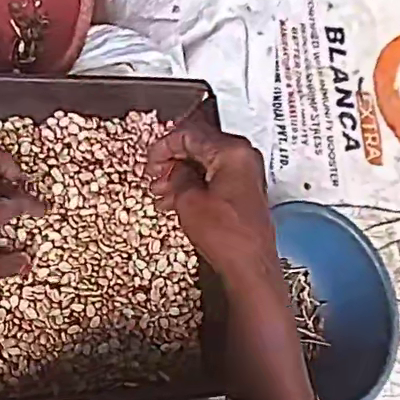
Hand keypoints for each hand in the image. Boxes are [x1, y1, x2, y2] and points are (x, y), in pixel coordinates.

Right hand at [144, 120, 278, 287]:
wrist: (249, 265)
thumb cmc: (226, 236)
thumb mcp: (189, 201)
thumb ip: (178, 176)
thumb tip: (174, 168)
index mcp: (231, 152)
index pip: (190, 134)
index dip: (164, 146)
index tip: (150, 160)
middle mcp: (243, 157)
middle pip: (199, 147)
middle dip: (172, 162)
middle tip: (154, 177)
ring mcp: (246, 174)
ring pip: (205, 165)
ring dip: (180, 177)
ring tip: (161, 194)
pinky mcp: (244, 192)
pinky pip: (214, 179)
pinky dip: (194, 186)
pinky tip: (177, 201)